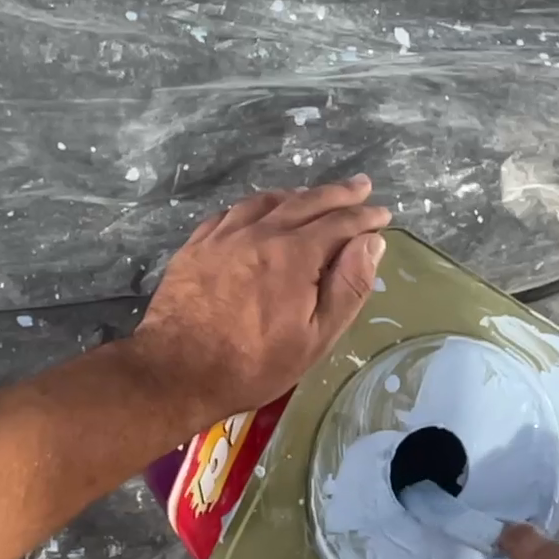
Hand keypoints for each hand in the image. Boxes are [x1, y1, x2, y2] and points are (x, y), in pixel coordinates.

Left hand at [130, 176, 389, 424]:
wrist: (176, 371)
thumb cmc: (253, 364)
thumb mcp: (315, 337)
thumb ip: (348, 286)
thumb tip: (371, 242)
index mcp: (294, 253)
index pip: (340, 223)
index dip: (365, 216)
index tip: (383, 214)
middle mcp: (260, 232)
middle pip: (306, 202)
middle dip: (338, 193)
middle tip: (360, 186)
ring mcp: (223, 236)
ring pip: (266, 201)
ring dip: (296, 195)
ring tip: (312, 196)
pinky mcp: (195, 246)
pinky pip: (232, 212)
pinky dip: (256, 206)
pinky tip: (258, 212)